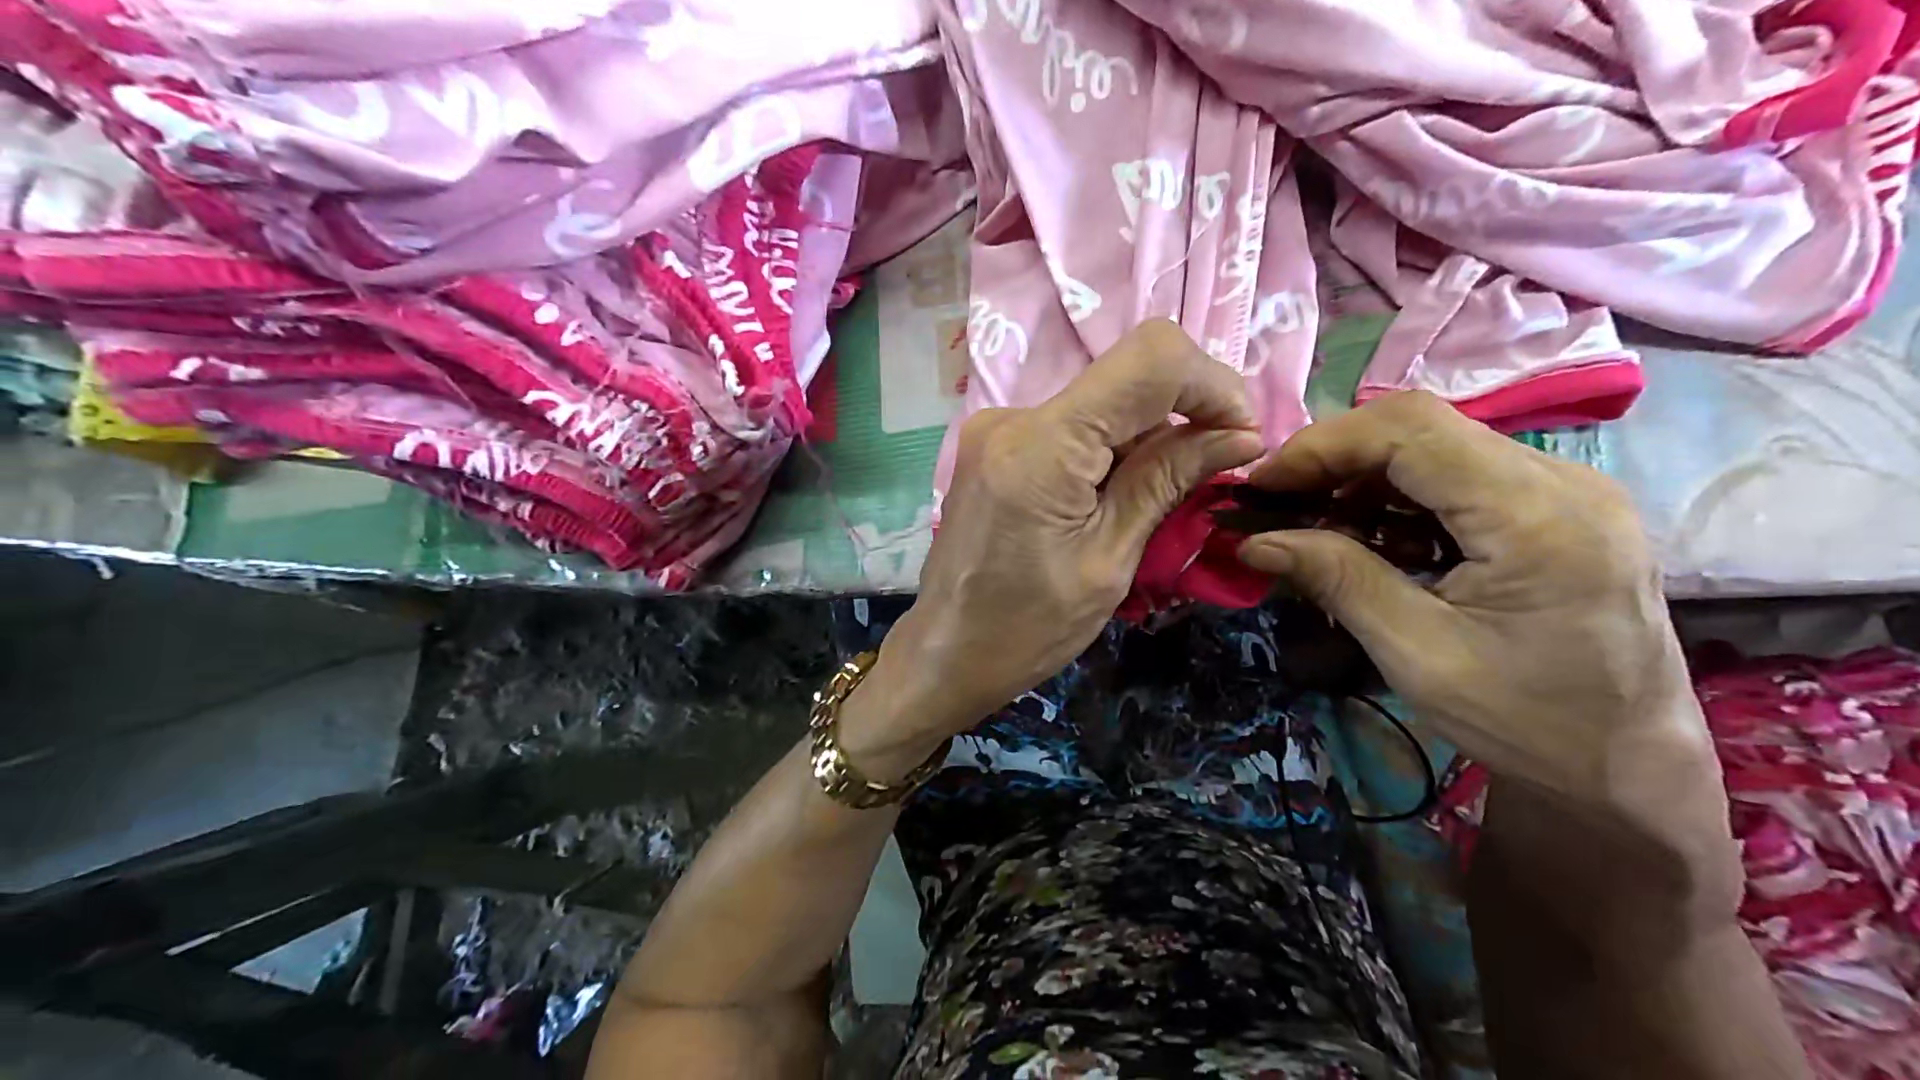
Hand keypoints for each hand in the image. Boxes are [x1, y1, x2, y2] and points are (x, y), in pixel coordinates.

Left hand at [839, 321, 1262, 779]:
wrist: (947, 651)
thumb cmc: (1027, 627)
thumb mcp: (1110, 560)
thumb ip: (1166, 481)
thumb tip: (1240, 435)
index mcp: (1043, 445)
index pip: (1149, 358)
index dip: (1211, 383)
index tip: (1239, 437)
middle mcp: (1015, 416)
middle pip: (1129, 373)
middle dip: (1187, 409)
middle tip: (1216, 468)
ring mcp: (1001, 426)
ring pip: (1105, 397)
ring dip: (1151, 431)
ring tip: (1169, 492)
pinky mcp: (999, 443)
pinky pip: (1075, 422)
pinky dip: (1114, 444)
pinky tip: (1122, 492)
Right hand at [1236, 392, 1739, 939]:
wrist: (1624, 767)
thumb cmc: (1524, 721)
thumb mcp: (1415, 652)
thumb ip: (1337, 579)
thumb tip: (1254, 540)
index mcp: (1537, 516)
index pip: (1410, 431)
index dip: (1321, 445)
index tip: (1260, 487)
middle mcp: (1561, 481)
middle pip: (1420, 427)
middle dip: (1332, 457)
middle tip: (1275, 503)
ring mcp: (1563, 489)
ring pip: (1434, 444)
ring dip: (1359, 476)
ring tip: (1311, 523)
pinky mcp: (1552, 508)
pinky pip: (1455, 474)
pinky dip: (1393, 495)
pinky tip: (1366, 534)